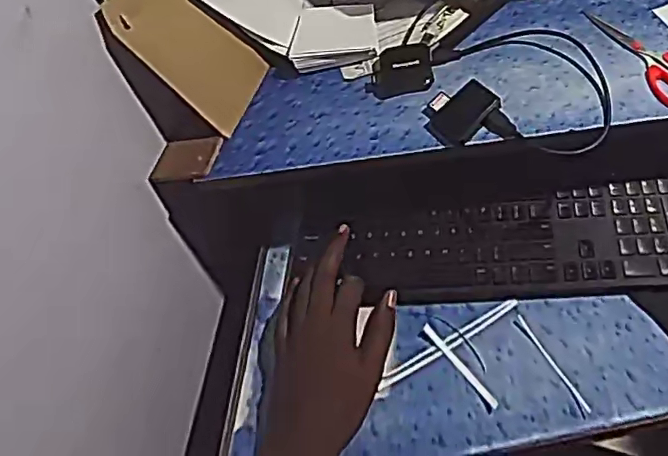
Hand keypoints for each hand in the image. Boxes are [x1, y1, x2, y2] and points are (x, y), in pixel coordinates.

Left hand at [259, 227, 396, 455]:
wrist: (298, 441)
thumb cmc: (336, 411)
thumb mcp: (370, 372)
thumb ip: (381, 330)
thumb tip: (389, 298)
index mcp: (336, 326)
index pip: (349, 286)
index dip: (360, 279)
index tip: (367, 278)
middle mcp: (311, 322)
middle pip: (321, 274)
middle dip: (332, 248)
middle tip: (341, 232)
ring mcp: (292, 331)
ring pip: (300, 285)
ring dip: (312, 264)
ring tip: (322, 250)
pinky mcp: (278, 343)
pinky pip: (284, 305)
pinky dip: (291, 289)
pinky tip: (295, 282)